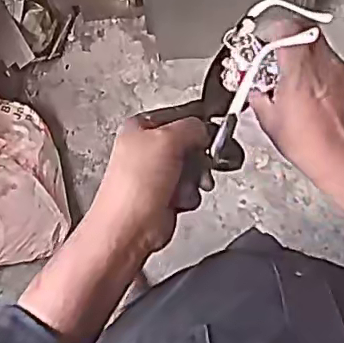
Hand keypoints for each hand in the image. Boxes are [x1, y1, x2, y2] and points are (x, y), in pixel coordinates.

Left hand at [84, 113, 209, 255]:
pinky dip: (189, 194)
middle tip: (199, 162)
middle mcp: (147, 148)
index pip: (181, 115)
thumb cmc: (134, 185)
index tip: (214, 133)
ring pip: (194, 167)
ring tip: (183, 186)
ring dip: (194, 178)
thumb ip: (190, 127)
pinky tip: (177, 200)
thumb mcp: (167, 140)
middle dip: (199, 156)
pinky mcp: (165, 194)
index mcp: (141, 127)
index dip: (198, 125)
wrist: (129, 228)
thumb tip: (204, 128)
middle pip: (190, 143)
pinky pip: (191, 187)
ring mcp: (156, 172)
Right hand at [249, 14, 343, 183]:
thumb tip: (255, 90)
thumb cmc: (311, 144)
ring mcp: (340, 72)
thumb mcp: (269, 120)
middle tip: (276, 53)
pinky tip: (310, 90)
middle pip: (305, 31)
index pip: (287, 29)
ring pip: (319, 46)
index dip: (272, 32)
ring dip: (303, 53)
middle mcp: (323, 65)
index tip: (264, 43)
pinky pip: (331, 64)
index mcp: (299, 70)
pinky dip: (318, 69)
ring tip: (292, 74)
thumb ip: (258, 96)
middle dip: (288, 38)